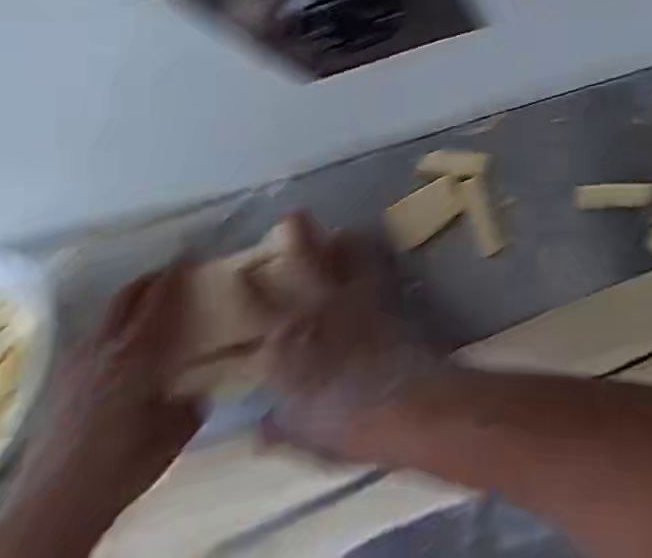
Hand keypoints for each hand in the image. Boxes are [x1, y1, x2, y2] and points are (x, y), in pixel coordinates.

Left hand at [0, 267, 202, 556]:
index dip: (175, 275)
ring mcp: (75, 368)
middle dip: (148, 281)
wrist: (56, 504)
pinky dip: (110, 332)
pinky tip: (118, 349)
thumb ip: (192, 398)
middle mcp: (104, 350)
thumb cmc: (125, 462)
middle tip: (170, 274)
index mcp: (138, 352)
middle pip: (124, 299)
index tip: (192, 259)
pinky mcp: (59, 388)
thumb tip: (201, 386)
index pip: (159, 299)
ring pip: (103, 320)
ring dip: (126, 306)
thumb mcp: (178, 428)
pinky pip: (90, 343)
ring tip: (146, 309)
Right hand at [245, 213, 440, 460]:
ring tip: (343, 232)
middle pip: (303, 265)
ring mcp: (359, 300)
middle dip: (297, 238)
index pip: (258, 308)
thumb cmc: (347, 428)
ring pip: (347, 258)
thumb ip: (280, 425)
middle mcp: (318, 312)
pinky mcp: (392, 299)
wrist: (407, 405)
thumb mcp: (303, 436)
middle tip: (294, 215)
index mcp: (285, 346)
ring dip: (343, 244)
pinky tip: (380, 256)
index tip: (244, 269)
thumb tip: (262, 426)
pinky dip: (377, 260)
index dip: (249, 286)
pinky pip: (381, 270)